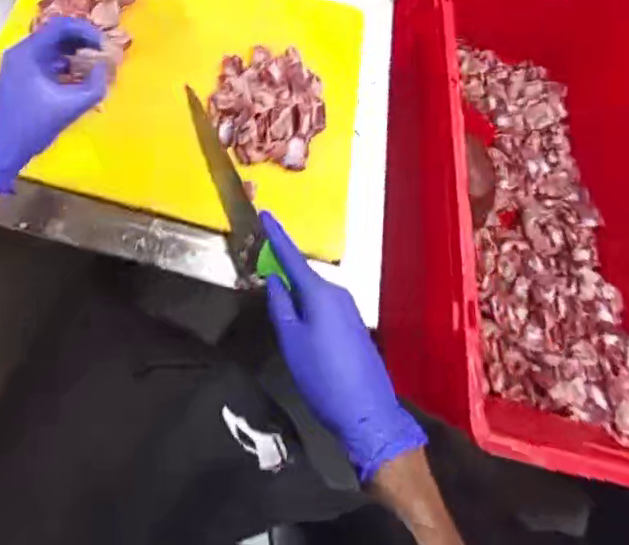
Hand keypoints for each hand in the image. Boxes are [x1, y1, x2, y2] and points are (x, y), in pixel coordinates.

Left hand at [0, 17, 107, 194]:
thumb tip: (105, 69)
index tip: (103, 45)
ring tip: (94, 67)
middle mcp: (20, 54)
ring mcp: (18, 67)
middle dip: (82, 43)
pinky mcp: (20, 79)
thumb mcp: (69, 107)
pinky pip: (46, 63)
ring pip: (52, 50)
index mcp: (27, 53)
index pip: (61, 26)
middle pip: (56, 35)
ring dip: (74, 55)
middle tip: (102, 54)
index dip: (86, 31)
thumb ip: (94, 86)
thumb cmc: (31, 127)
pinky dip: (64, 67)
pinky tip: (79, 80)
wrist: (0, 152)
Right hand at [261, 210, 425, 483]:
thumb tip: (275, 279)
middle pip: (302, 275)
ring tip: (277, 307)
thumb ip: (280, 305)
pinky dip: (307, 305)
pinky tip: (299, 324)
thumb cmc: (323, 376)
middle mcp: (336, 293)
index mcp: (319, 293)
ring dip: (294, 293)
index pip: (292, 257)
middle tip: (260, 271)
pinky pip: (323, 304)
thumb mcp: (291, 341)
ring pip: (313, 292)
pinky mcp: (353, 324)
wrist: (368, 413)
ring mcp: (348, 308)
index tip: (265, 213)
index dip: (276, 235)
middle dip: (282, 271)